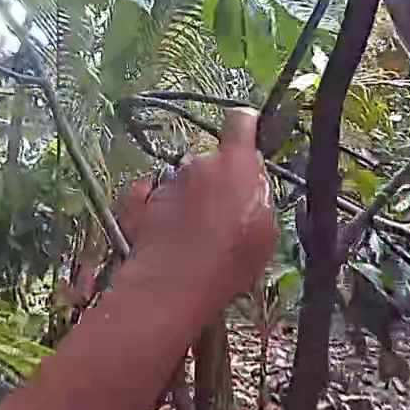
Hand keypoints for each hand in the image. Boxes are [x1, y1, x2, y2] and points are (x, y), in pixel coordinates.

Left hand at [114, 108, 277, 317]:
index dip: (244, 125)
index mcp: (235, 164)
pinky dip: (158, 210)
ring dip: (189, 201)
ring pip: (183, 184)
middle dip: (217, 183)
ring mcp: (167, 182)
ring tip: (195, 237)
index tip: (246, 127)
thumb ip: (259, 197)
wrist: (177, 285)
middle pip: (211, 163)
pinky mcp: (141, 203)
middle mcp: (199, 164)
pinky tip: (167, 234)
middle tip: (224, 218)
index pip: (240, 124)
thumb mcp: (267, 231)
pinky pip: (151, 197)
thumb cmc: (231, 260)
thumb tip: (253, 189)